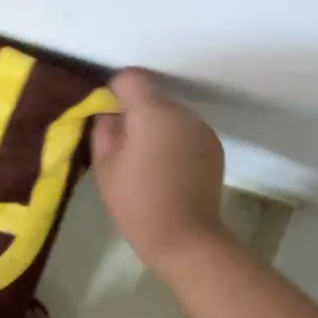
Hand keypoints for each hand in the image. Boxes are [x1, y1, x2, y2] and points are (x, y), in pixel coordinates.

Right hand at [90, 69, 228, 273]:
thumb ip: (103, 130)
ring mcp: (202, 130)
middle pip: (152, 100)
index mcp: (152, 113)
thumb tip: (108, 113)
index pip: (130, 79)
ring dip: (157, 132)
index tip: (106, 117)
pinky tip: (168, 175)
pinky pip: (187, 135)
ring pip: (171, 119)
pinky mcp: (214, 148)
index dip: (114, 92)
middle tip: (124, 153)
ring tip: (148, 168)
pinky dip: (175, 145)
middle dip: (136, 117)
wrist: (184, 238)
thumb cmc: (136, 204)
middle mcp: (182, 113)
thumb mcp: (105, 168)